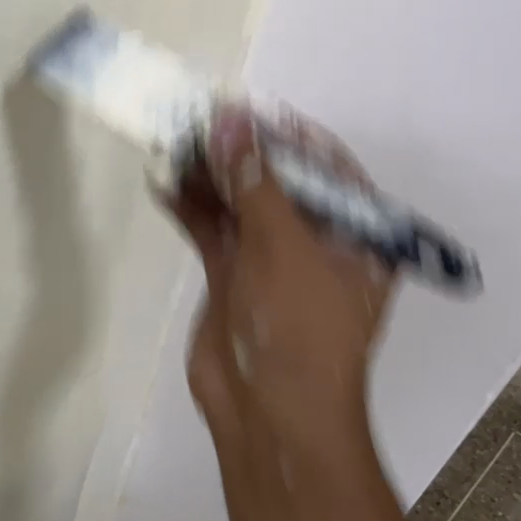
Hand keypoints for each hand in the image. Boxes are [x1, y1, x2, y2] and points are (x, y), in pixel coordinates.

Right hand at [162, 104, 395, 452]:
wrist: (269, 414)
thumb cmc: (299, 329)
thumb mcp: (284, 247)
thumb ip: (255, 181)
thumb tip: (228, 118)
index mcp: (356, 234)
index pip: (326, 166)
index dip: (285, 134)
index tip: (240, 107)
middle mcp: (316, 240)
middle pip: (276, 181)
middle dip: (237, 152)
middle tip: (193, 119)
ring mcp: (271, 259)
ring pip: (239, 203)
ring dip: (208, 176)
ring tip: (171, 142)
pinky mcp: (232, 276)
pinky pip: (211, 230)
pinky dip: (189, 208)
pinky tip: (164, 184)